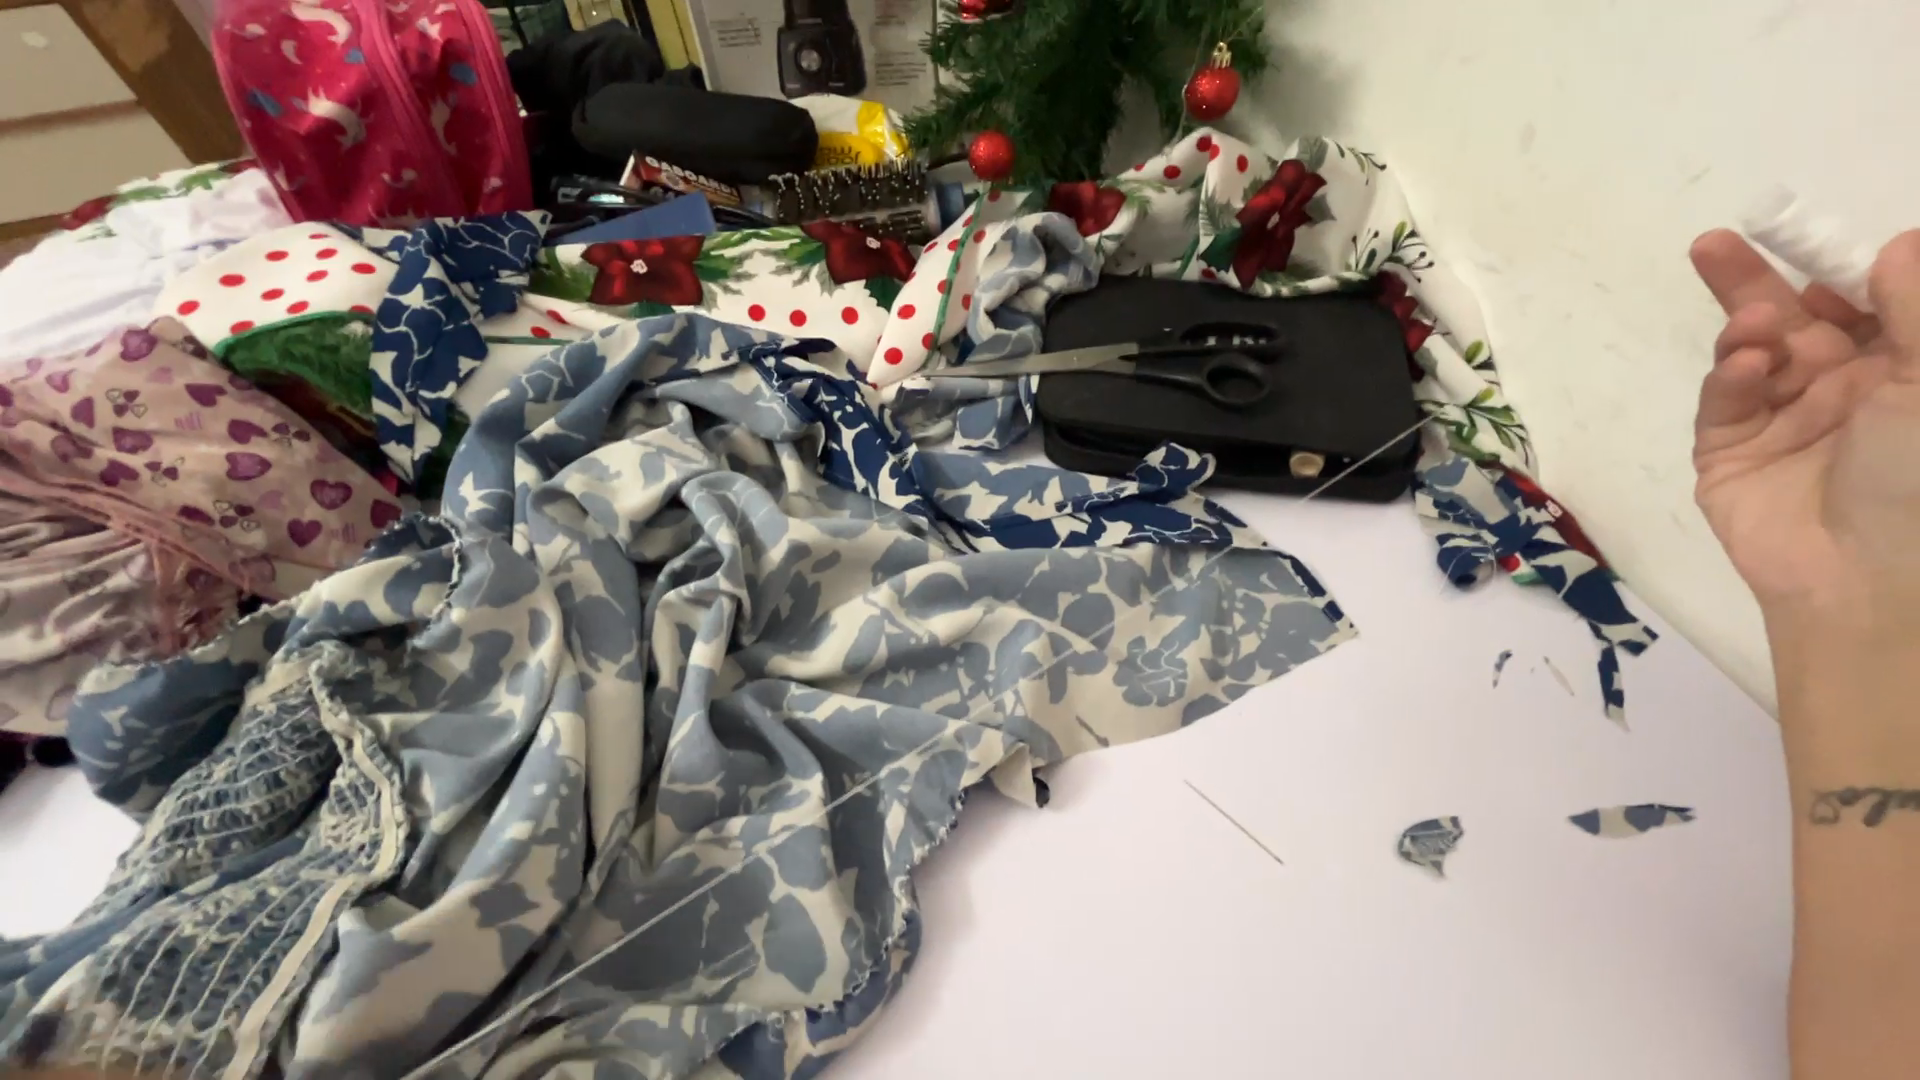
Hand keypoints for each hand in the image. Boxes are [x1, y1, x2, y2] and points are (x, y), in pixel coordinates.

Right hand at [1689, 229, 1919, 617]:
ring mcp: (1781, 419)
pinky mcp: (1728, 451)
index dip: (1842, 269)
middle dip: (1756, 281)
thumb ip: (1918, 314)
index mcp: (1905, 369)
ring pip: (1753, 357)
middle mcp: (1845, 387)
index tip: (1813, 239)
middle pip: (1795, 320)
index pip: (1867, 304)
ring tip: (1750, 325)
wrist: (1872, 574)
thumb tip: (1891, 248)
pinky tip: (1745, 368)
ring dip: (1748, 333)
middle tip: (1715, 243)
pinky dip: (1730, 381)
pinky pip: (1725, 404)